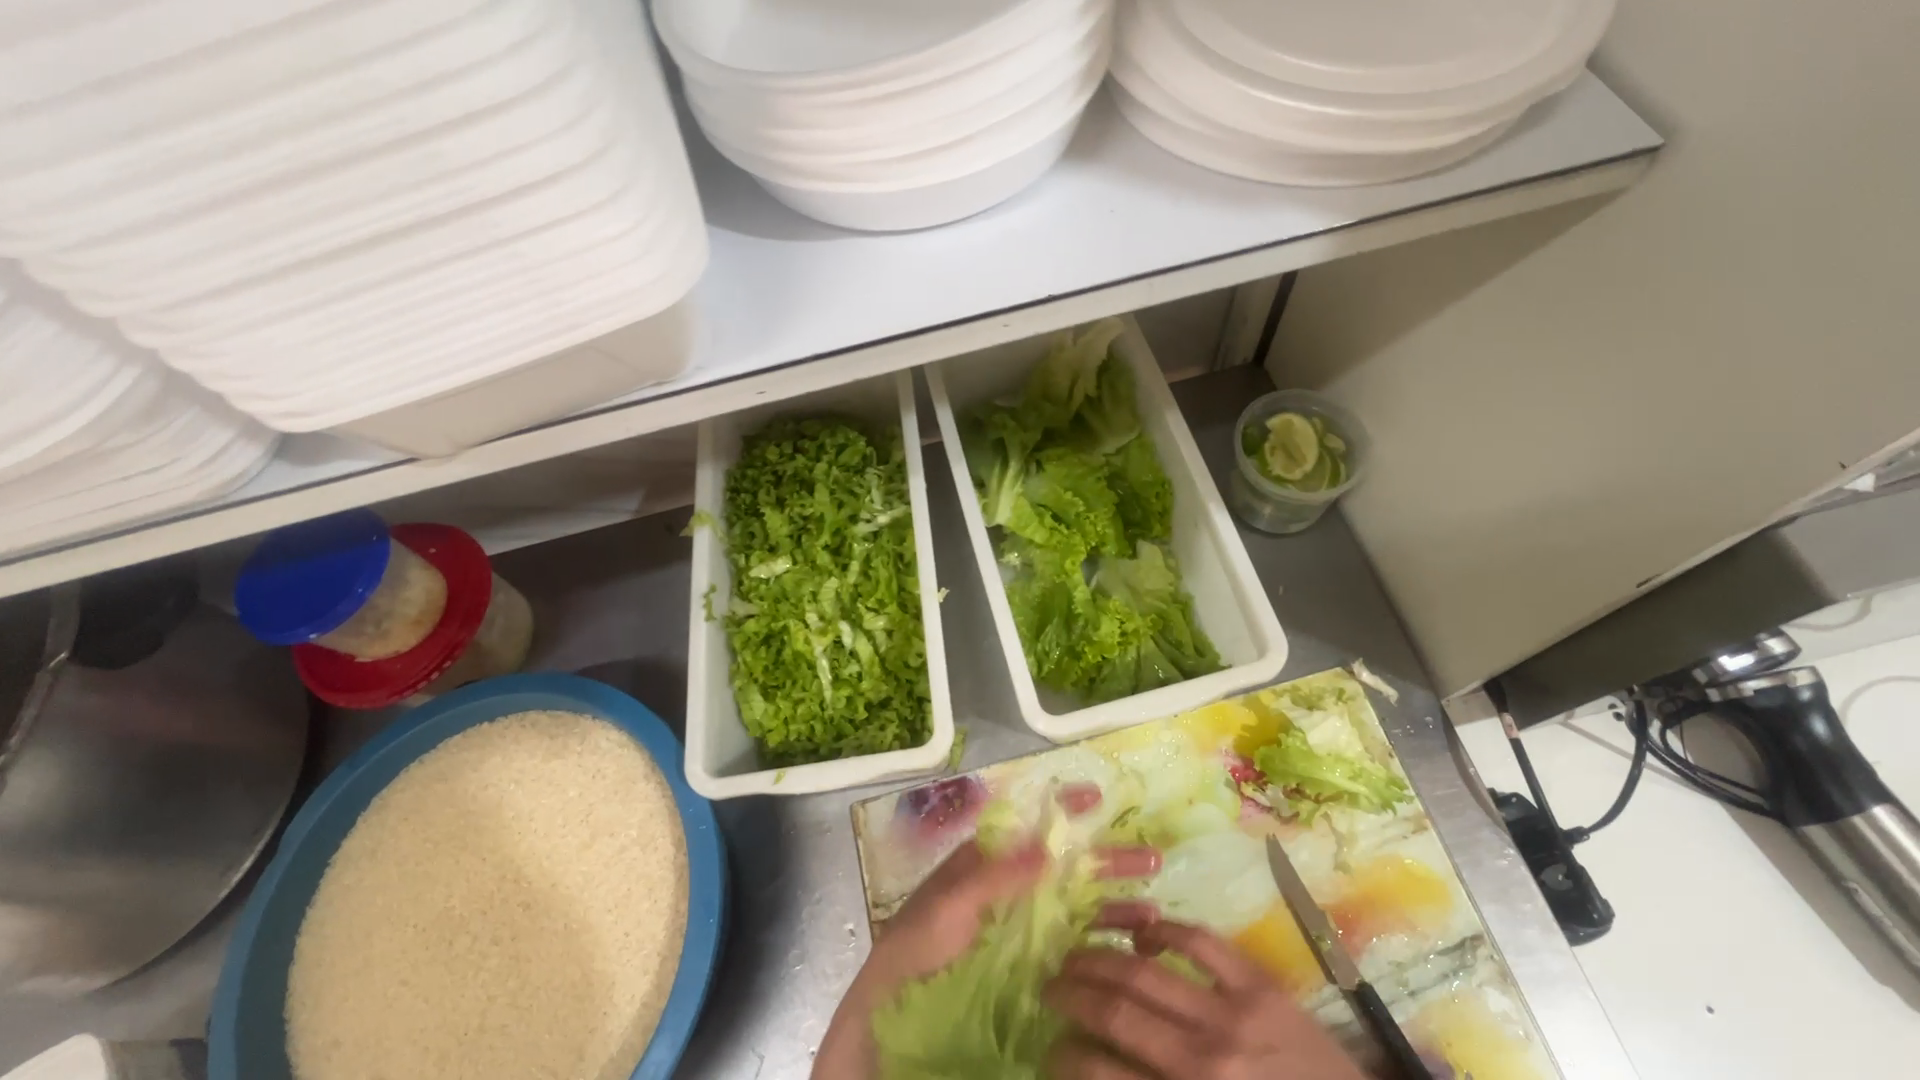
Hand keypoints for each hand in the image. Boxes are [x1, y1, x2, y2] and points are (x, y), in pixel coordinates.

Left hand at [814, 829, 1158, 1079]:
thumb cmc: (917, 946)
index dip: (1062, 811)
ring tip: (1153, 912)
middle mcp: (1010, 887)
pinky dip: (1103, 941)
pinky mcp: (1029, 961)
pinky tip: (1132, 946)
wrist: (895, 1012)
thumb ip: (997, 874)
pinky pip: (1072, 943)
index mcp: (986, 862)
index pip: (1031, 828)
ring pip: (1077, 905)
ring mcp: (1021, 925)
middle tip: (1151, 857)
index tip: (1096, 797)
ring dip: (1114, 903)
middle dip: (1106, 859)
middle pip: (1066, 867)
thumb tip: (1048, 843)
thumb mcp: (951, 904)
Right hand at [1045, 920, 1368, 1079]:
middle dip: (1070, 996)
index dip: (1063, 1056)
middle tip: (1050, 987)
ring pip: (1143, 971)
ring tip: (1076, 955)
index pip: (1099, 1072)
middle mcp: (1200, 1057)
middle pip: (1114, 1012)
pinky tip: (1142, 932)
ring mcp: (1231, 1013)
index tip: (1049, 1049)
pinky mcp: (1261, 986)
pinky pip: (1200, 943)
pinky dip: (1164, 931)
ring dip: (1099, 959)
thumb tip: (1098, 1069)